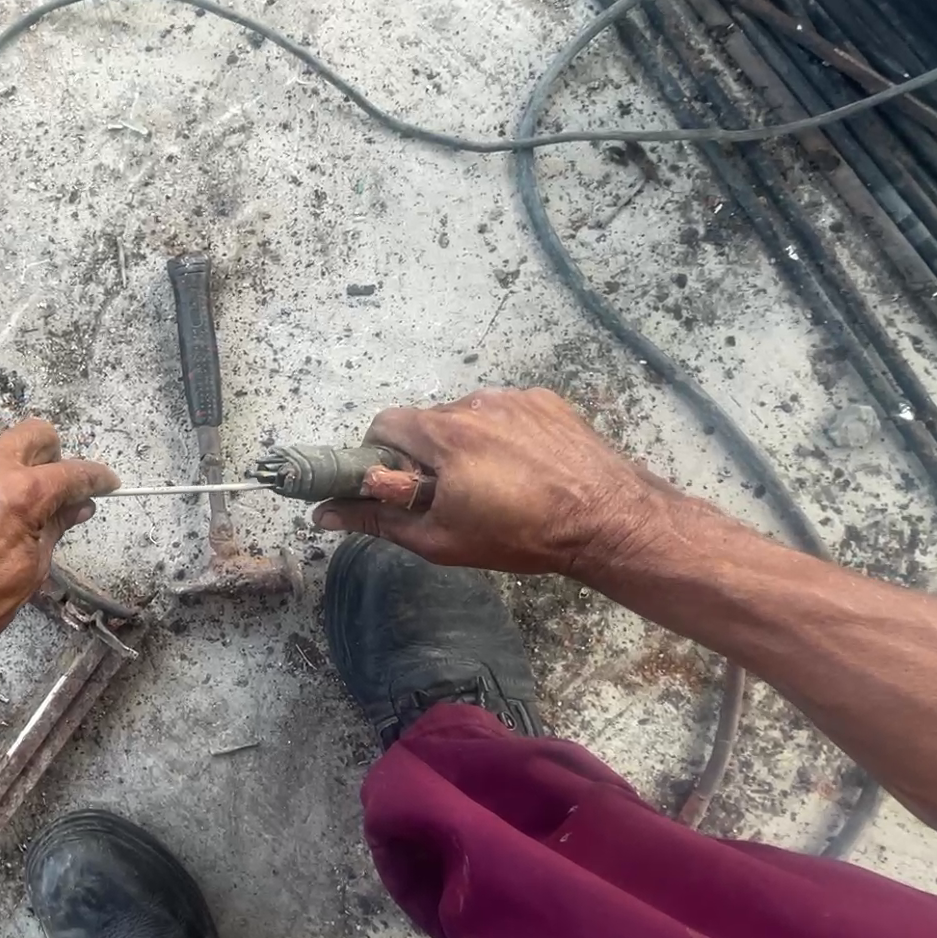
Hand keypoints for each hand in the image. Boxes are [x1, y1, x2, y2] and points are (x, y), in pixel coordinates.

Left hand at [0, 419, 118, 674]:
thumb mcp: (28, 572)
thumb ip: (55, 528)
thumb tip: (77, 507)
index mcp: (18, 493)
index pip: (72, 472)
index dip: (96, 478)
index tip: (106, 483)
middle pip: (35, 433)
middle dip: (53, 456)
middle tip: (53, 490)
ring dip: (12, 469)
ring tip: (5, 513)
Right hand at [313, 388, 683, 574]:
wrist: (615, 523)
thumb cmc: (518, 536)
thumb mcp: (437, 538)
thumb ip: (375, 519)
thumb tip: (321, 516)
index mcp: (442, 435)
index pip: (383, 423)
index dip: (379, 453)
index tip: (397, 483)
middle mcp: (473, 405)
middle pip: (423, 421)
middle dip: (422, 452)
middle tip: (445, 491)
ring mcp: (513, 398)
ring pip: (461, 415)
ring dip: (459, 442)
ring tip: (489, 481)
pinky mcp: (545, 400)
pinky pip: (500, 411)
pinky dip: (496, 434)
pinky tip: (520, 466)